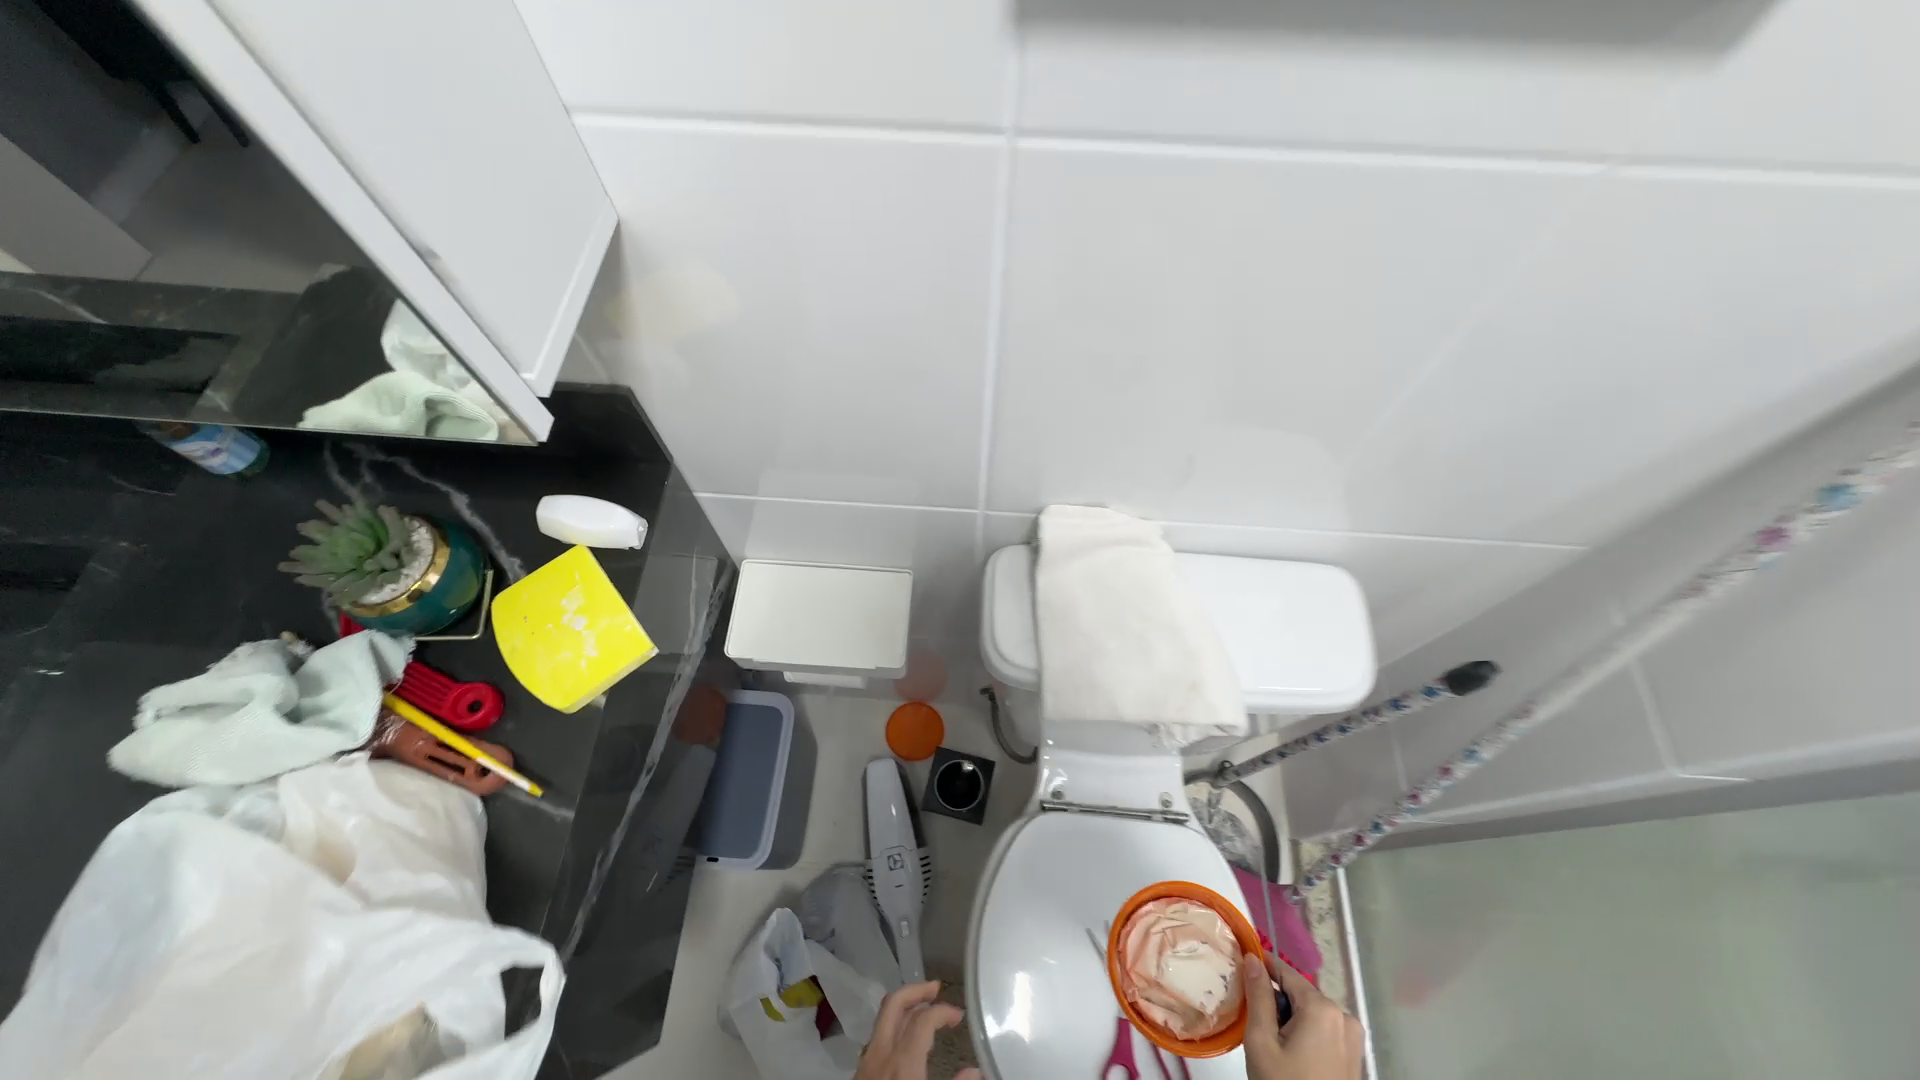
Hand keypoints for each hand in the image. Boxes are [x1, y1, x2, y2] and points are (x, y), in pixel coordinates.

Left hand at [854, 980, 981, 1079]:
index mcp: (902, 1063)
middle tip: (936, 989)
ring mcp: (865, 1064)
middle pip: (893, 1004)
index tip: (959, 1016)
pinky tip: (907, 1043)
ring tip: (925, 1012)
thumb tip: (975, 1071)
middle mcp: (879, 1055)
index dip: (943, 1010)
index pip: (923, 1019)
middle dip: (916, 990)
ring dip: (904, 1008)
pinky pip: (877, 1038)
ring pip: (882, 1019)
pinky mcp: (859, 1075)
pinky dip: (894, 1028)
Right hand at [1241, 953, 1363, 1079]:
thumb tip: (1252, 958)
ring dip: (1290, 1020)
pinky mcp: (1354, 1056)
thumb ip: (1257, 996)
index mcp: (1322, 1008)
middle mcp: (1344, 1017)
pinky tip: (1291, 1056)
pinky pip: (1324, 1031)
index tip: (1240, 971)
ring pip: (1311, 1013)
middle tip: (1256, 1025)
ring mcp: (1353, 1038)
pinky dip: (1306, 1035)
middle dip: (1276, 1002)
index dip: (1262, 969)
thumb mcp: (1261, 1041)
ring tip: (1272, 1044)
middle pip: (1299, 994)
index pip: (1286, 972)